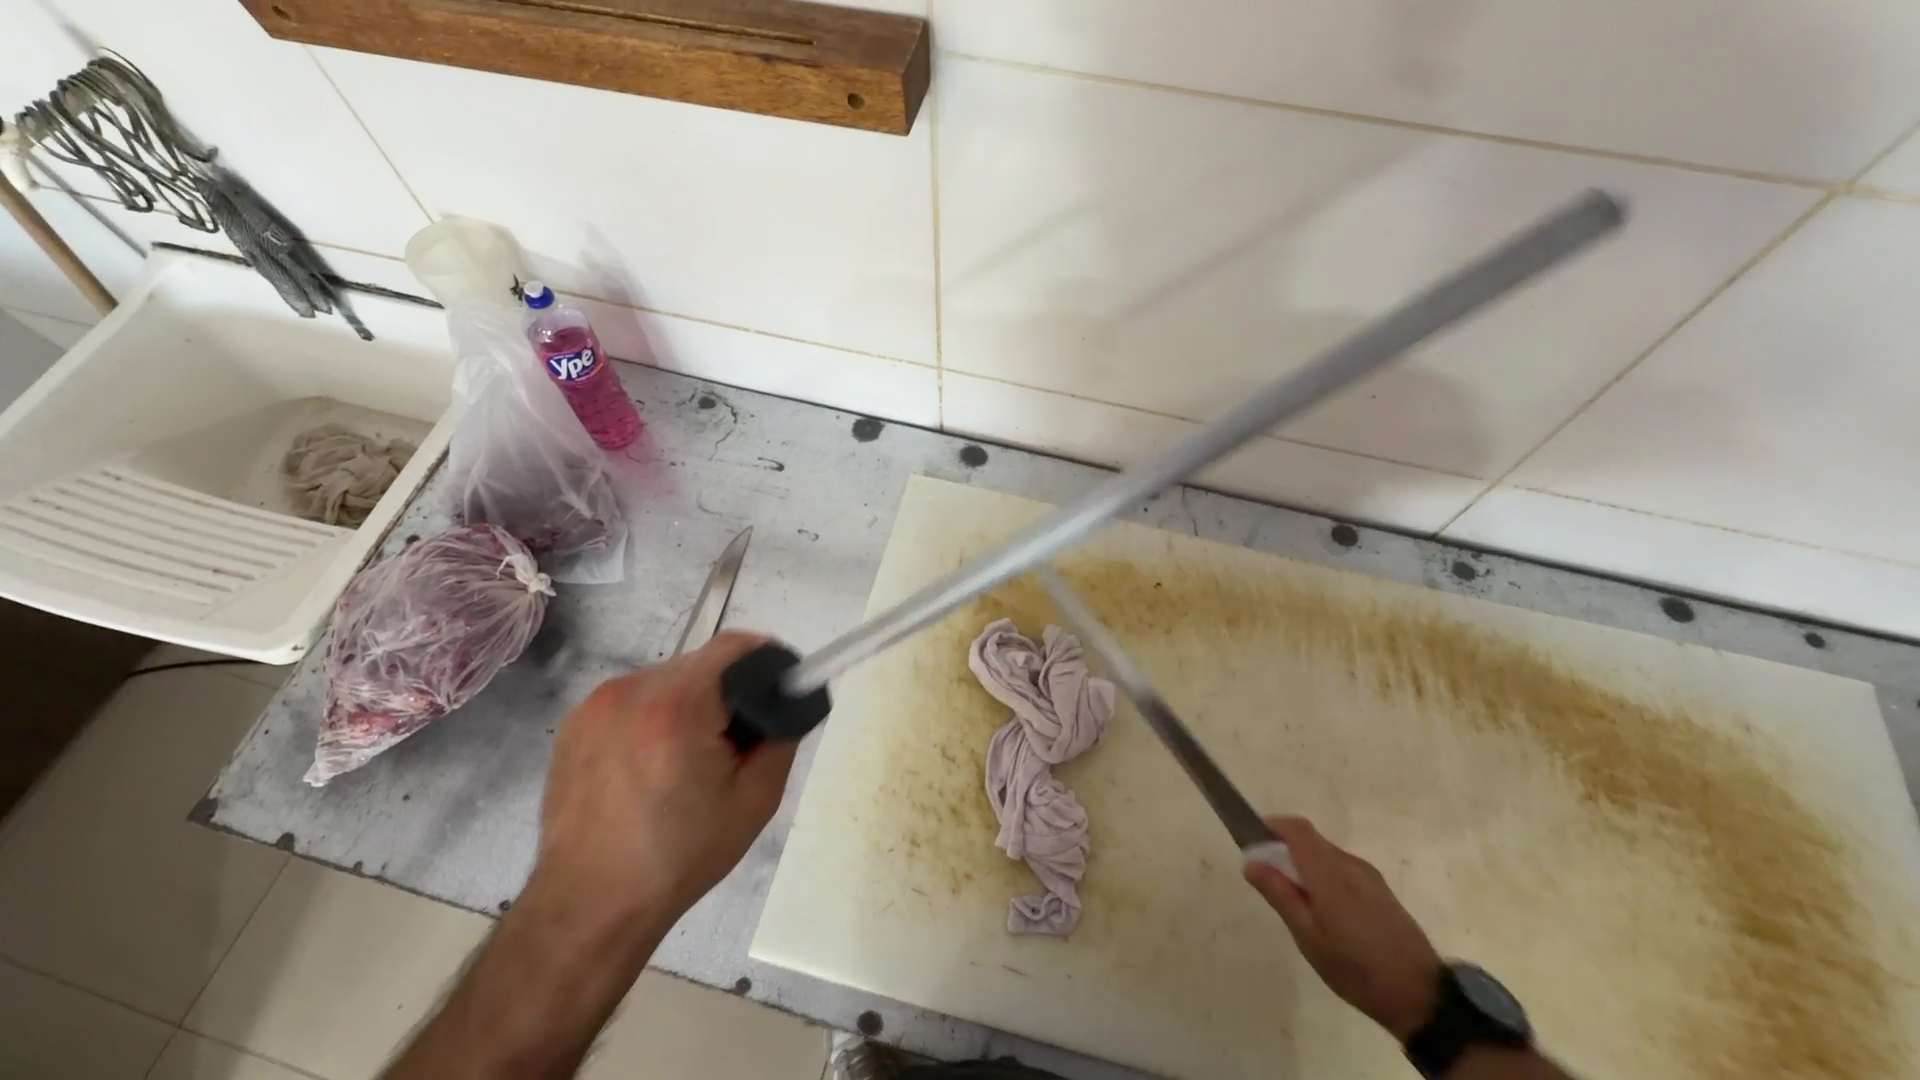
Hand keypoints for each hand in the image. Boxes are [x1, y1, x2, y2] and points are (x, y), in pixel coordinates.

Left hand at [531, 631, 798, 929]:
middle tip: (736, 743)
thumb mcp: (755, 800)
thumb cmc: (680, 857)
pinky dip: (653, 719)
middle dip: (726, 692)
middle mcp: (631, 692)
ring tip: (689, 761)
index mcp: (677, 707)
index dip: (765, 660)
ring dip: (689, 705)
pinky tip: (653, 767)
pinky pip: (632, 701)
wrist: (591, 904)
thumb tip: (788, 701)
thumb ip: (781, 736)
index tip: (778, 690)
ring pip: (666, 681)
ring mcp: (596, 705)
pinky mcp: (574, 724)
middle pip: (700, 664)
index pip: (734, 647)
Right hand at [1244, 815, 1441, 1039]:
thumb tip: (1251, 862)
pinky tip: (1324, 912)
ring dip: (1304, 865)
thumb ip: (1280, 896)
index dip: (1272, 826)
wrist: (1422, 996)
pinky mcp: (1380, 890)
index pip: (1298, 830)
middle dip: (1285, 850)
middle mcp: (1351, 866)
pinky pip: (1342, 869)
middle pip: (1311, 840)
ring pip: (1327, 855)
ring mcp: (1370, 877)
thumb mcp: (1309, 938)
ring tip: (1296, 904)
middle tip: (1269, 883)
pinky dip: (1323, 876)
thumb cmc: (1357, 969)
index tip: (1252, 843)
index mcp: (1331, 875)